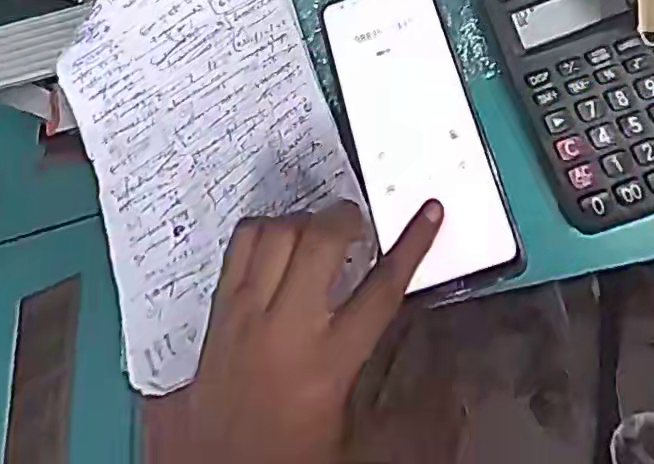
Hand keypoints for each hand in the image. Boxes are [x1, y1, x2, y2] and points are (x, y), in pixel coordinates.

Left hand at [168, 199, 442, 463]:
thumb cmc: (286, 456)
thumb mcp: (353, 432)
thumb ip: (391, 388)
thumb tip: (433, 364)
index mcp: (329, 364)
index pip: (383, 287)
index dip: (413, 243)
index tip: (428, 214)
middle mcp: (287, 329)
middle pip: (323, 240)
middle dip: (347, 218)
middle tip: (357, 224)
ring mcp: (249, 313)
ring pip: (281, 231)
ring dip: (307, 220)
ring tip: (319, 229)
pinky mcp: (220, 308)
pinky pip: (242, 240)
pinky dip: (265, 227)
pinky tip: (279, 237)